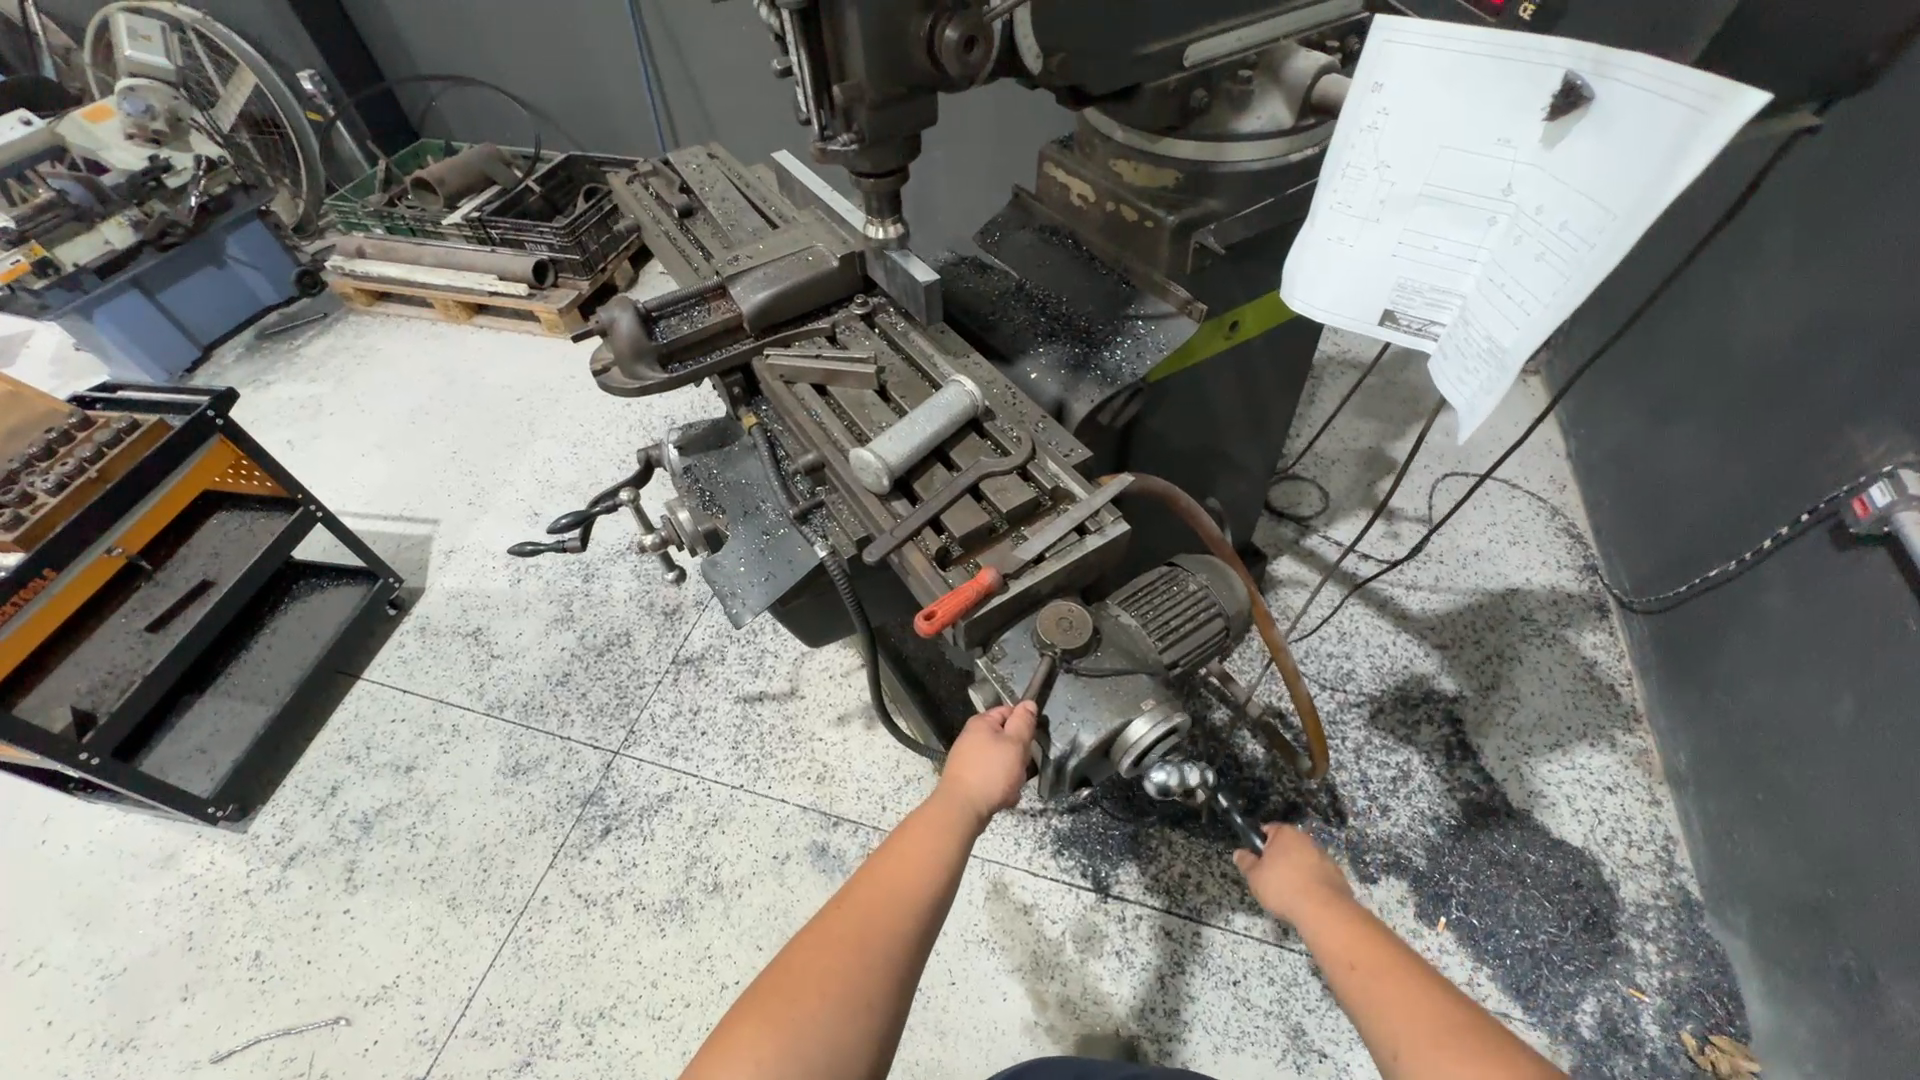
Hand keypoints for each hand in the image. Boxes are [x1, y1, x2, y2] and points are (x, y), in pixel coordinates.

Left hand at [931, 701, 1038, 828]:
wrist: (962, 808)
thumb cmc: (992, 772)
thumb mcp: (1015, 743)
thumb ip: (1024, 722)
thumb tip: (1029, 703)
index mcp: (981, 723)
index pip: (1009, 712)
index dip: (1024, 726)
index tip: (1030, 741)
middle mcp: (972, 737)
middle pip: (1007, 739)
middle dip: (1019, 756)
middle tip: (1019, 767)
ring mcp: (969, 759)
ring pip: (1003, 762)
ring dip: (1012, 775)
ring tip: (1011, 786)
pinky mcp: (969, 779)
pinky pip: (993, 779)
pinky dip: (1001, 788)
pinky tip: (1003, 798)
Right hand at [1233, 823, 1354, 927]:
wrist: (1324, 911)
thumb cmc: (1283, 888)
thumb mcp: (1254, 877)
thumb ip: (1245, 862)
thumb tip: (1239, 852)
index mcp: (1285, 833)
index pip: (1268, 829)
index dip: (1260, 843)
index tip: (1257, 860)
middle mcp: (1306, 839)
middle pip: (1288, 845)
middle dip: (1280, 857)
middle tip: (1271, 877)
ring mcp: (1324, 856)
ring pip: (1304, 860)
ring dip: (1297, 870)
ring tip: (1290, 891)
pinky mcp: (1337, 874)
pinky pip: (1318, 874)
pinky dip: (1312, 882)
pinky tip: (1306, 899)